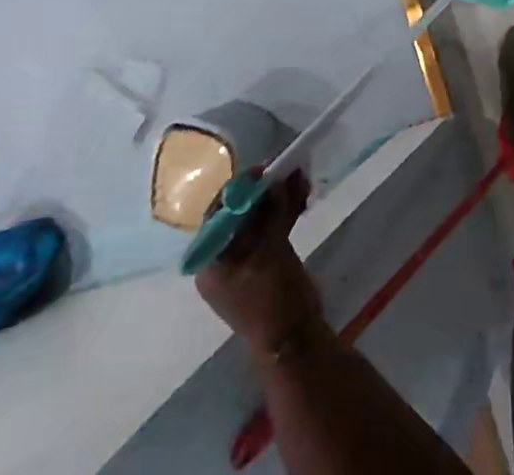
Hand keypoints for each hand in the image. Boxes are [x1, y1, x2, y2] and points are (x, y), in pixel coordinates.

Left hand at [194, 170, 324, 357]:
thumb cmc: (274, 301)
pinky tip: (303, 195)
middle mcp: (224, 259)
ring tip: (301, 176)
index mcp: (211, 262)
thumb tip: (274, 181)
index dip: (239, 190)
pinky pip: (273, 231)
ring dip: (279, 199)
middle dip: (264, 192)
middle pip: (241, 215)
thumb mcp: (272, 254)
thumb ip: (272, 215)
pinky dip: (286, 213)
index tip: (262, 170)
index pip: (218, 215)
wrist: (297, 343)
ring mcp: (247, 262)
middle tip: (285, 169)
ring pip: (260, 220)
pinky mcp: (267, 263)